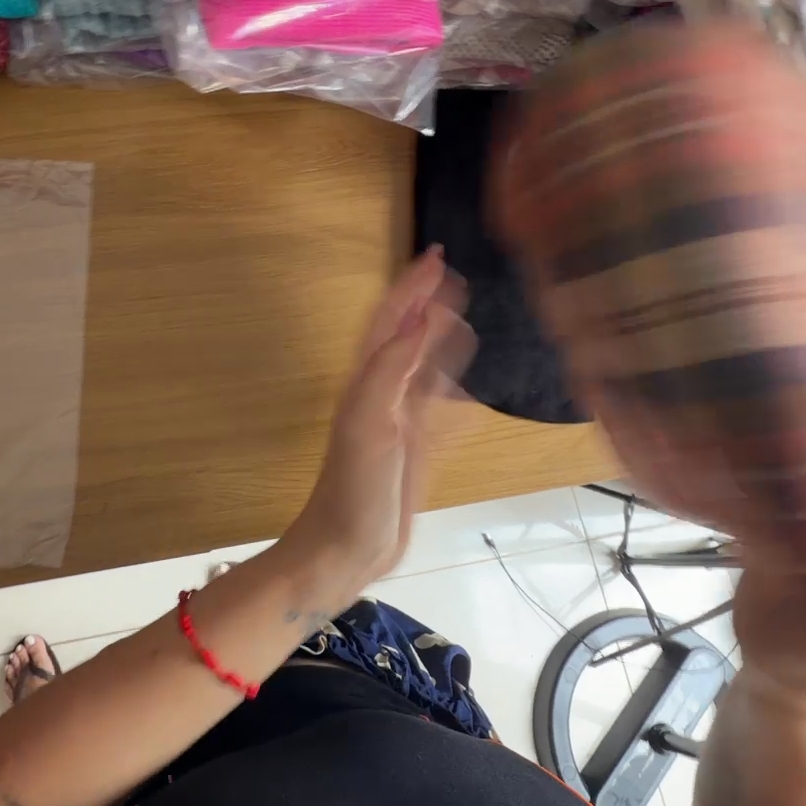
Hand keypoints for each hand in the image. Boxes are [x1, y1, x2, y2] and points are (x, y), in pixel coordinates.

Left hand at [280, 248, 471, 602]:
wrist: (346, 548)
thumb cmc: (353, 489)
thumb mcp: (369, 423)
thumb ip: (390, 369)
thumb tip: (416, 318)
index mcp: (366, 382)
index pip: (391, 320)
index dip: (410, 287)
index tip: (436, 257)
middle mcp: (380, 392)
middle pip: (404, 335)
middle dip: (423, 301)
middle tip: (450, 273)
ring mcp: (396, 419)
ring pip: (419, 365)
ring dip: (436, 335)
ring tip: (457, 310)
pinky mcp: (411, 447)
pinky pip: (432, 404)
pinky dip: (446, 383)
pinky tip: (459, 378)